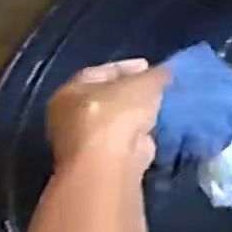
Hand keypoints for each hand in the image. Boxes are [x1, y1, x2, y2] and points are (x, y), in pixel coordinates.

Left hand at [47, 59, 170, 174]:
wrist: (110, 164)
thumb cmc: (118, 113)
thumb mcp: (145, 82)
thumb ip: (155, 75)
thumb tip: (162, 74)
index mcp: (70, 92)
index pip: (100, 72)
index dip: (127, 67)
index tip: (150, 67)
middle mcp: (69, 117)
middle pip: (106, 98)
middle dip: (131, 93)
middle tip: (156, 88)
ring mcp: (84, 143)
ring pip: (115, 121)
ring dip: (136, 115)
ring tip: (160, 108)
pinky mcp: (101, 162)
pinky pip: (123, 140)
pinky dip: (138, 134)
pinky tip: (155, 129)